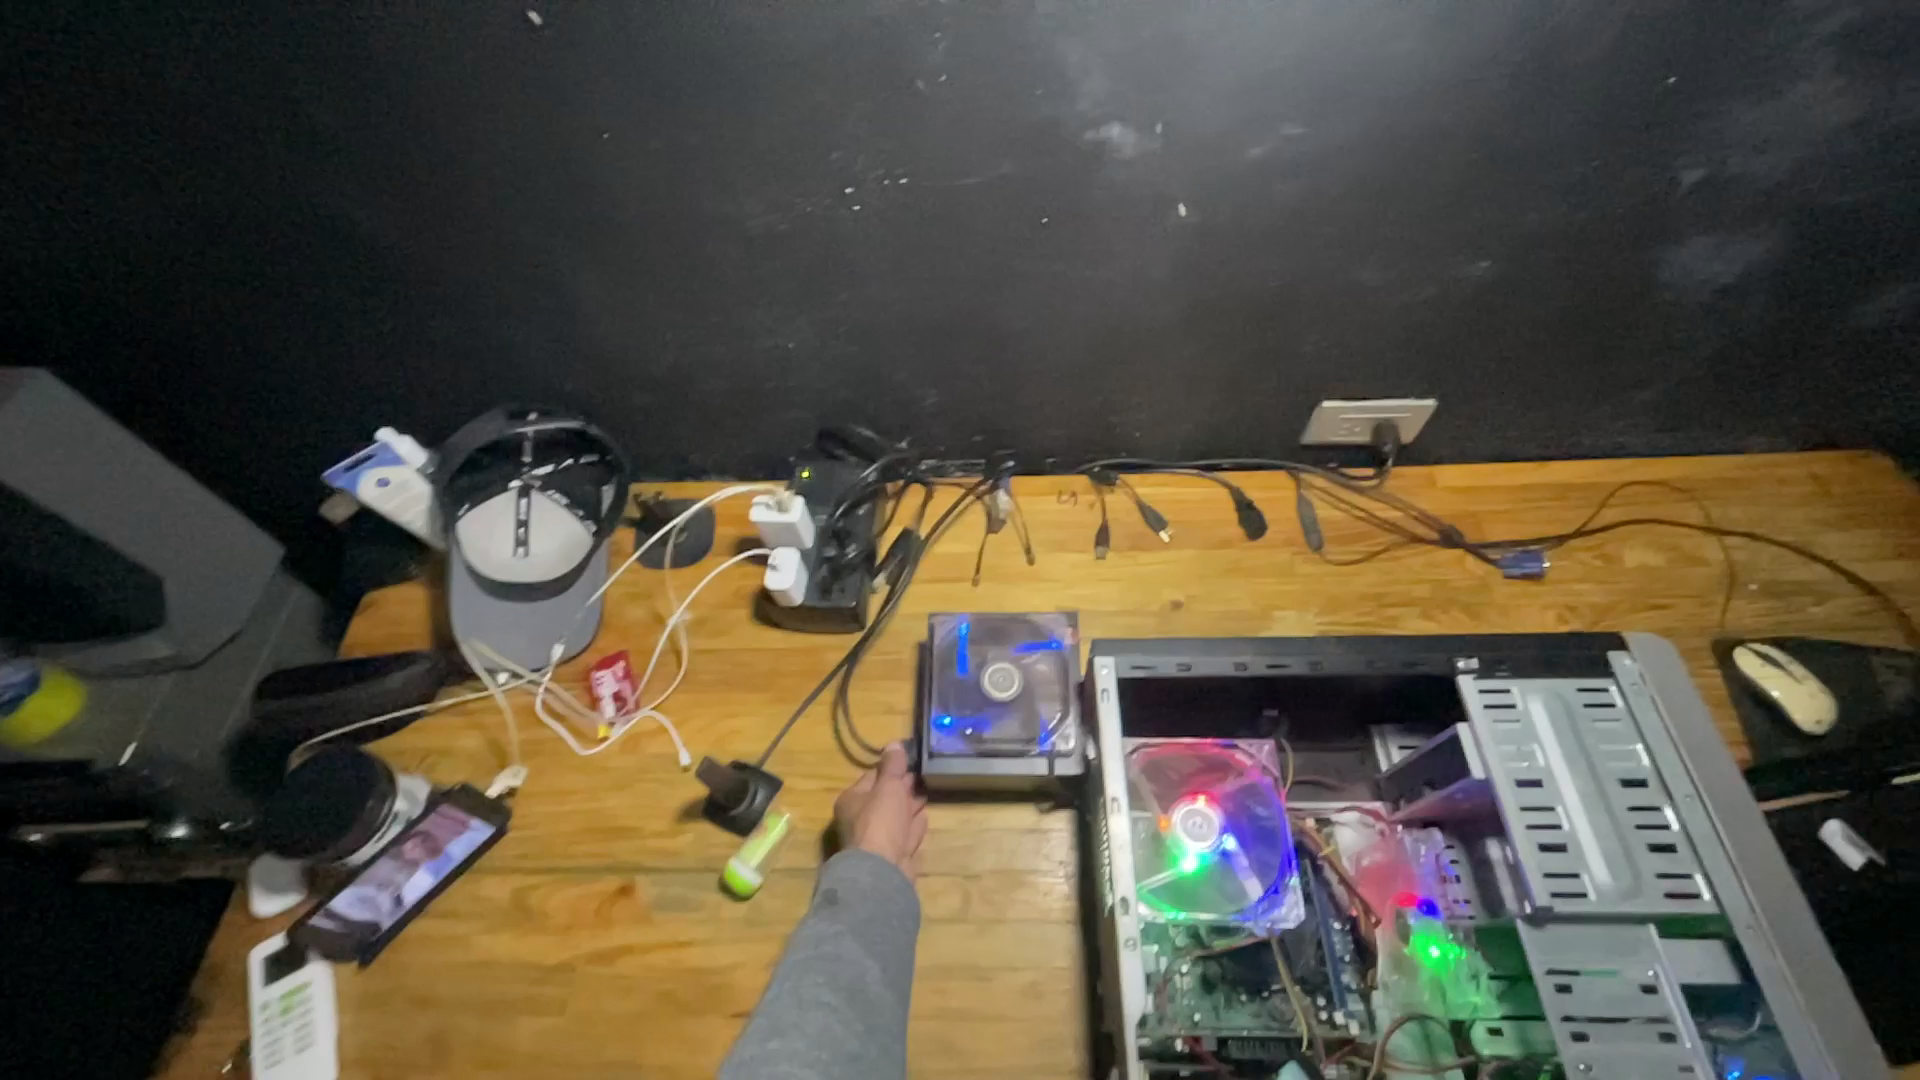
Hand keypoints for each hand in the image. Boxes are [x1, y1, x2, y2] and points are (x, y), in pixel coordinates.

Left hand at [833, 742, 928, 879]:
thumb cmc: (880, 821)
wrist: (882, 872)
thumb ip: (893, 765)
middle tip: (922, 773)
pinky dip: (914, 826)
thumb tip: (894, 743)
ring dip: (910, 805)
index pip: (872, 777)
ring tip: (927, 791)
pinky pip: (905, 835)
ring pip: (896, 817)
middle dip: (902, 786)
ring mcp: (876, 841)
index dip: (891, 768)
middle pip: (884, 798)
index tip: (910, 759)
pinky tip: (924, 817)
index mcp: (852, 801)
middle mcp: (860, 820)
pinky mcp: (892, 856)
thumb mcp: (888, 786)